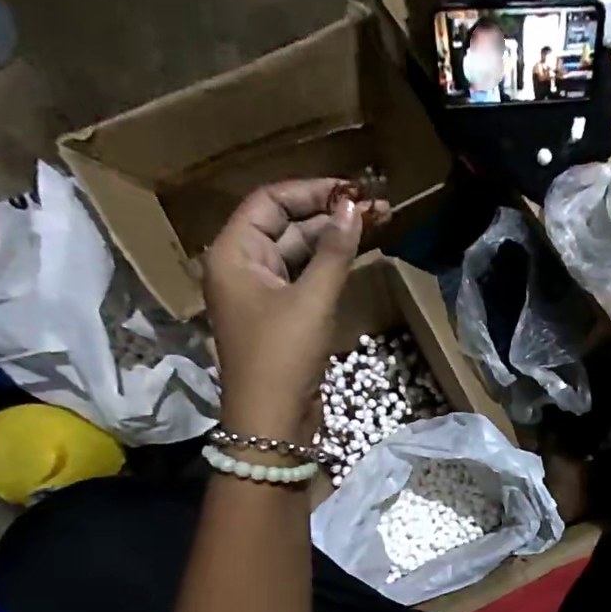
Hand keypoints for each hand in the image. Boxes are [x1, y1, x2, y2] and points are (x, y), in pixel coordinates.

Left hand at [202, 179, 387, 435]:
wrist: (272, 421)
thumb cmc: (283, 356)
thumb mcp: (312, 300)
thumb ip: (334, 251)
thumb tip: (354, 207)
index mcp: (233, 253)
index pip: (270, 201)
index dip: (313, 191)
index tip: (354, 190)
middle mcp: (242, 265)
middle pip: (286, 224)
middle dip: (330, 214)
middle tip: (377, 207)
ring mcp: (261, 292)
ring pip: (298, 251)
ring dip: (334, 238)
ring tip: (377, 224)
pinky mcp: (281, 315)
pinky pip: (304, 277)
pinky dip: (329, 264)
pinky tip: (357, 255)